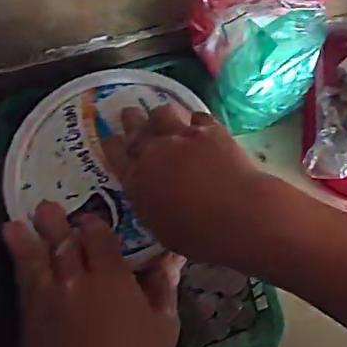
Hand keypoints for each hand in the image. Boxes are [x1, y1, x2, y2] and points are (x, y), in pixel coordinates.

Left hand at [2, 202, 182, 346]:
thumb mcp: (164, 324)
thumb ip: (162, 286)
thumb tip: (170, 256)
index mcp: (111, 278)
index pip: (98, 238)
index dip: (94, 223)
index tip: (91, 216)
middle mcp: (74, 282)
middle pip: (62, 243)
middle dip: (55, 222)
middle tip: (46, 205)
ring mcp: (47, 304)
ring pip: (34, 262)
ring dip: (25, 241)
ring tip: (14, 224)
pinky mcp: (29, 326)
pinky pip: (24, 288)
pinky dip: (21, 270)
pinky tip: (19, 265)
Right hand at [103, 103, 288, 266]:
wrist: (237, 213)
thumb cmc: (197, 233)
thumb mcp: (159, 226)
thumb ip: (149, 203)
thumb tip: (151, 193)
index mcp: (136, 178)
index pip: (114, 152)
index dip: (111, 142)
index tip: (110, 135)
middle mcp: (154, 151)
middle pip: (136, 127)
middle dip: (131, 119)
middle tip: (130, 113)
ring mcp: (183, 136)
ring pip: (163, 113)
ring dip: (160, 113)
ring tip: (162, 113)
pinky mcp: (211, 130)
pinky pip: (196, 115)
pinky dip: (194, 119)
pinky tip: (197, 122)